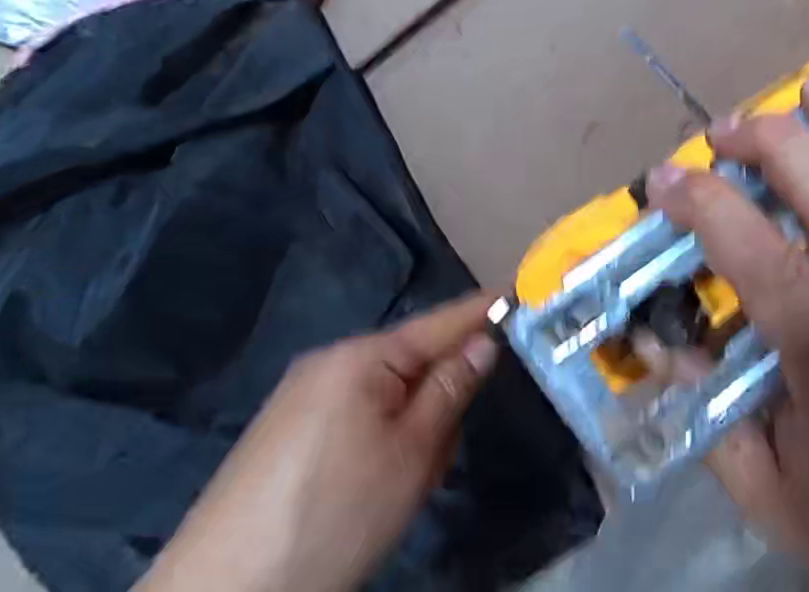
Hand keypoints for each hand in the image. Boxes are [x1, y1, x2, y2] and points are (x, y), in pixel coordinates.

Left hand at [136, 295, 498, 591]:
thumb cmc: (333, 516)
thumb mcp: (412, 454)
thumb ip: (452, 389)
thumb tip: (484, 341)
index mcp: (361, 358)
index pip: (441, 320)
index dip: (484, 310)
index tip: (523, 293)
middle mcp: (329, 363)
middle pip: (412, 361)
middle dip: (439, 396)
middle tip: (440, 454)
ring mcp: (301, 398)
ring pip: (386, 394)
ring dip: (410, 427)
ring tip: (403, 485)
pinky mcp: (285, 434)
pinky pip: (354, 417)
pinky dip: (380, 440)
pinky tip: (369, 489)